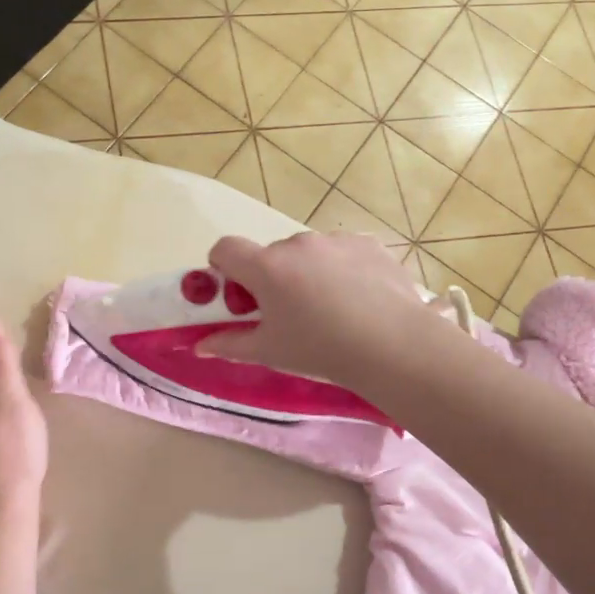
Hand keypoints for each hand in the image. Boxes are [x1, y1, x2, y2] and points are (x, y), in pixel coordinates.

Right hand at [196, 233, 437, 388]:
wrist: (394, 345)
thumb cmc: (321, 350)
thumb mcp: (270, 352)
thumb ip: (229, 344)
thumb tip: (200, 346)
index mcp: (266, 267)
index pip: (225, 248)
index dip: (223, 267)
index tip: (237, 293)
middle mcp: (297, 244)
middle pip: (271, 255)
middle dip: (273, 278)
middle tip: (290, 314)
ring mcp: (335, 240)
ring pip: (309, 253)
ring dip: (309, 273)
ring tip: (333, 309)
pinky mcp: (368, 244)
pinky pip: (343, 253)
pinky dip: (343, 270)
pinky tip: (360, 300)